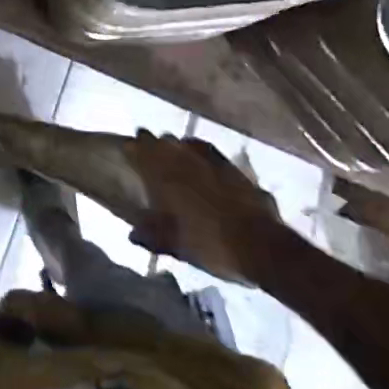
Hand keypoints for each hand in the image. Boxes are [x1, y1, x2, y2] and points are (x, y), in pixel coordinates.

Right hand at [125, 133, 285, 283]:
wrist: (261, 245)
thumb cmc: (213, 246)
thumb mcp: (177, 247)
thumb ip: (153, 237)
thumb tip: (131, 233)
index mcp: (167, 180)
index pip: (144, 154)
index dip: (134, 147)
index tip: (127, 144)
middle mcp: (186, 164)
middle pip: (164, 143)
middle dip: (152, 141)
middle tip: (144, 141)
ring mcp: (210, 163)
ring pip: (184, 143)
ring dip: (173, 142)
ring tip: (167, 144)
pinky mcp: (230, 167)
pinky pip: (206, 149)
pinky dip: (195, 146)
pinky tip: (195, 149)